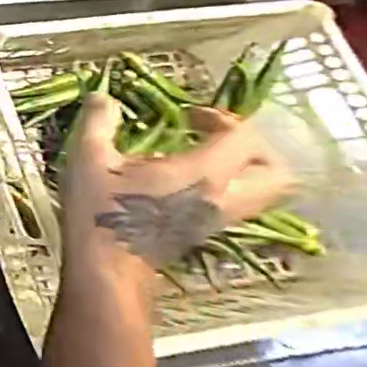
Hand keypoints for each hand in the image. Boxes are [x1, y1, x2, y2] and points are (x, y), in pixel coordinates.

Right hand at [61, 94, 294, 281]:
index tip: (188, 115)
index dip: (222, 118)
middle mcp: (223, 197)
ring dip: (246, 168)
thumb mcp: (89, 158)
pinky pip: (240, 203)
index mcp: (203, 175)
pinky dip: (227, 185)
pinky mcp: (207, 232)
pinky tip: (186, 179)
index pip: (244, 137)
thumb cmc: (100, 211)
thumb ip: (99, 121)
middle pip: (276, 171)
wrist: (105, 269)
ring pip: (265, 193)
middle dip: (253, 146)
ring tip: (206, 155)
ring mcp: (218, 219)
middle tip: (216, 136)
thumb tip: (104, 97)